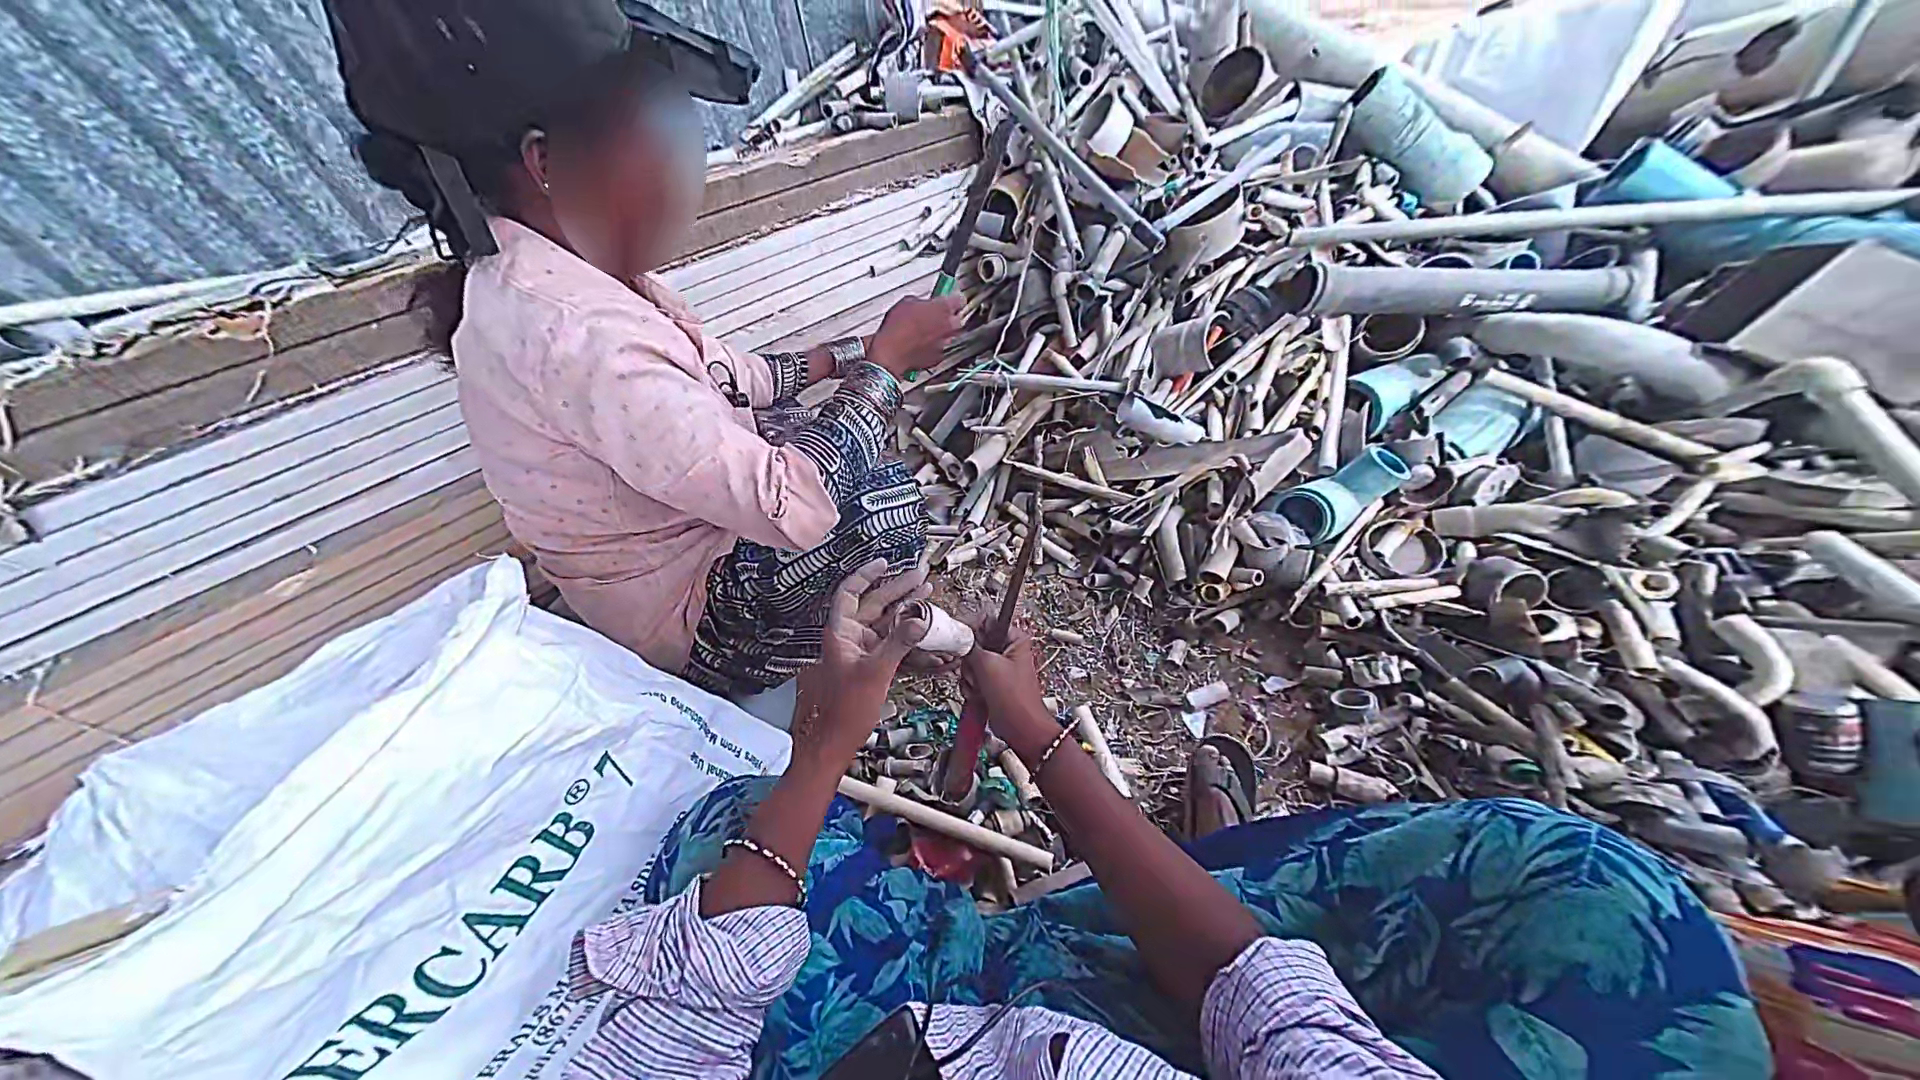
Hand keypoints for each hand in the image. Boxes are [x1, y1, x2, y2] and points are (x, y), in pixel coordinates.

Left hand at [792, 559, 929, 758]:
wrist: (834, 743)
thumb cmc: (842, 711)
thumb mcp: (876, 672)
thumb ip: (899, 643)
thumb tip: (919, 619)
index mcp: (841, 633)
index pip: (850, 593)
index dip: (866, 575)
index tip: (884, 563)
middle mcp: (850, 638)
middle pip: (874, 605)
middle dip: (899, 590)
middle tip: (921, 578)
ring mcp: (862, 652)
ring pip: (887, 623)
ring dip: (908, 611)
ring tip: (928, 595)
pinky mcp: (872, 667)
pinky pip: (893, 646)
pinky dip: (910, 640)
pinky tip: (927, 634)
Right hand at [867, 294, 963, 377]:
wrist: (892, 352)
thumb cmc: (897, 328)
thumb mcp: (907, 302)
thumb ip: (922, 302)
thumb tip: (921, 304)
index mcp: (943, 308)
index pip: (959, 300)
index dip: (954, 299)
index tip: (952, 299)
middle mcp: (948, 326)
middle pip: (958, 319)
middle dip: (950, 317)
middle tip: (938, 315)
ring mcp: (945, 343)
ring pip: (950, 335)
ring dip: (942, 332)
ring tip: (927, 330)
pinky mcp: (938, 357)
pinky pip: (941, 349)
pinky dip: (935, 346)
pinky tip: (923, 343)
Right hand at [961, 631, 1054, 756]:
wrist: (1019, 727)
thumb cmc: (1015, 698)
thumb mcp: (988, 665)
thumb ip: (971, 647)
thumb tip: (958, 636)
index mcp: (1014, 639)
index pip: (986, 622)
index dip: (971, 630)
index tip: (960, 640)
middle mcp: (1006, 650)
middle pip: (974, 644)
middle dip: (971, 662)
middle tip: (978, 673)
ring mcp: (997, 666)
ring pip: (970, 662)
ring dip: (970, 677)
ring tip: (982, 687)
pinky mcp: (990, 681)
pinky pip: (971, 677)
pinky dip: (971, 687)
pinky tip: (980, 695)